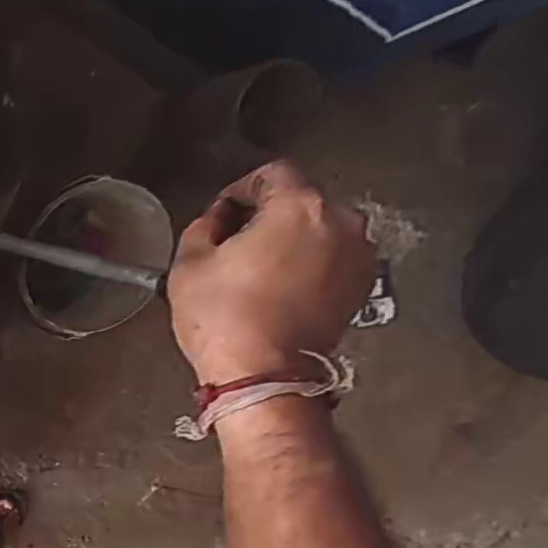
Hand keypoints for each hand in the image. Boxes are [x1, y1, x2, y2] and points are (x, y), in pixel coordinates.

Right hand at [167, 161, 375, 385]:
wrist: (262, 374)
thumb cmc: (227, 322)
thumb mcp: (189, 265)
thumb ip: (202, 226)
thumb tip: (216, 221)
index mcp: (298, 207)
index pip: (271, 173)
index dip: (238, 189)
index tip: (224, 210)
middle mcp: (339, 223)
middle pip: (298, 201)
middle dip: (265, 218)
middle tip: (232, 246)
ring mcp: (356, 256)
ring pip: (316, 232)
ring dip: (287, 243)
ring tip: (254, 274)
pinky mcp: (359, 287)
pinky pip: (329, 261)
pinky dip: (306, 268)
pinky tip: (276, 292)